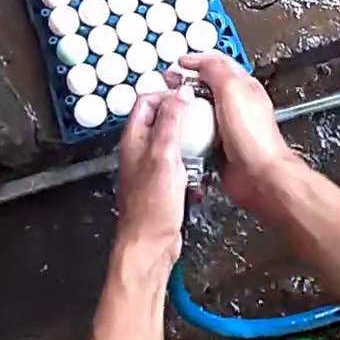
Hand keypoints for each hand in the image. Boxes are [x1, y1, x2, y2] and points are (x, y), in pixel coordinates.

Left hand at [114, 91, 187, 259]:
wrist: (149, 245)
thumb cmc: (151, 206)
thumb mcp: (164, 155)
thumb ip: (172, 122)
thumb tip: (181, 93)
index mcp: (135, 138)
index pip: (146, 100)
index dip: (167, 94)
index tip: (189, 97)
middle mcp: (140, 149)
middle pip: (160, 118)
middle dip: (182, 115)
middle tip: (201, 116)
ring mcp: (151, 166)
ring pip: (172, 141)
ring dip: (189, 141)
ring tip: (204, 142)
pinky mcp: (162, 183)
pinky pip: (179, 163)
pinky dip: (191, 163)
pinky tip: (200, 172)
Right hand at [177, 53, 304, 219]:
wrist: (258, 176)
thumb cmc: (254, 137)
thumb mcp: (232, 90)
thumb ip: (215, 70)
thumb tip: (198, 60)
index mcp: (244, 86)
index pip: (219, 63)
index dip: (198, 60)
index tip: (179, 63)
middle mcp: (237, 105)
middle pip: (208, 86)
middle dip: (188, 83)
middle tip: (170, 83)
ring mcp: (228, 126)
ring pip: (201, 110)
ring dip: (186, 107)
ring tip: (171, 104)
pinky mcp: (219, 146)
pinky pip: (198, 134)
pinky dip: (188, 131)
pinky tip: (180, 130)